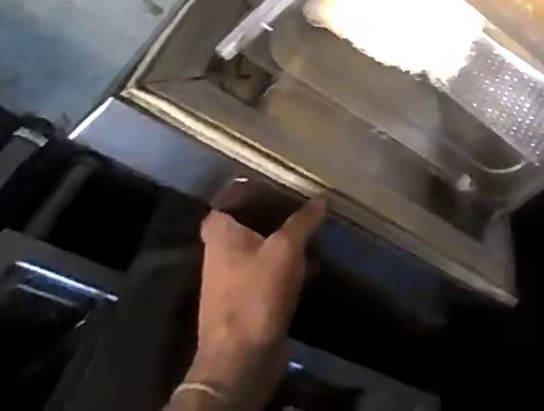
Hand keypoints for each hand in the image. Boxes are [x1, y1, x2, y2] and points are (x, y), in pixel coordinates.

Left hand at [182, 190, 326, 409]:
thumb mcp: (285, 248)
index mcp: (221, 236)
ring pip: (262, 250)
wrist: (241, 361)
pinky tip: (314, 264)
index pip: (226, 202)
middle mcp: (222, 255)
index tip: (273, 181)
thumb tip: (322, 197)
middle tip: (301, 201)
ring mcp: (234, 282)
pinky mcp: (250, 303)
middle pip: (247, 225)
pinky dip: (289, 267)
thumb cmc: (256, 294)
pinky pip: (271, 274)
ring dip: (285, 242)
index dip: (246, 190)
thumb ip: (303, 220)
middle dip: (273, 214)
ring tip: (315, 229)